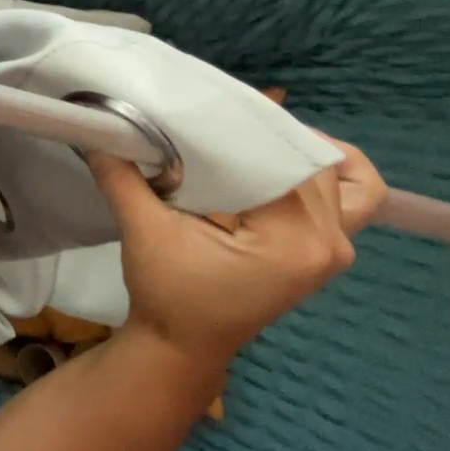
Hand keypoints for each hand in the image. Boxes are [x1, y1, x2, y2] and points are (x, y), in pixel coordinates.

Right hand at [89, 135, 385, 368]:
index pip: (286, 164)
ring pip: (348, 184)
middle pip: (317, 169)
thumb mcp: (142, 230)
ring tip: (257, 142)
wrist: (181, 341)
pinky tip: (276, 170)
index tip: (207, 109)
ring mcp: (335, 251)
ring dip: (305, 157)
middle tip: (219, 120)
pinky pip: (347, 203)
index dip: (249, 133)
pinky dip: (321, 180)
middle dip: (268, 141)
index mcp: (296, 239)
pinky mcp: (324, 253)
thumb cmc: (167, 291)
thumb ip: (124, 178)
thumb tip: (100, 132)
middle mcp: (332, 243)